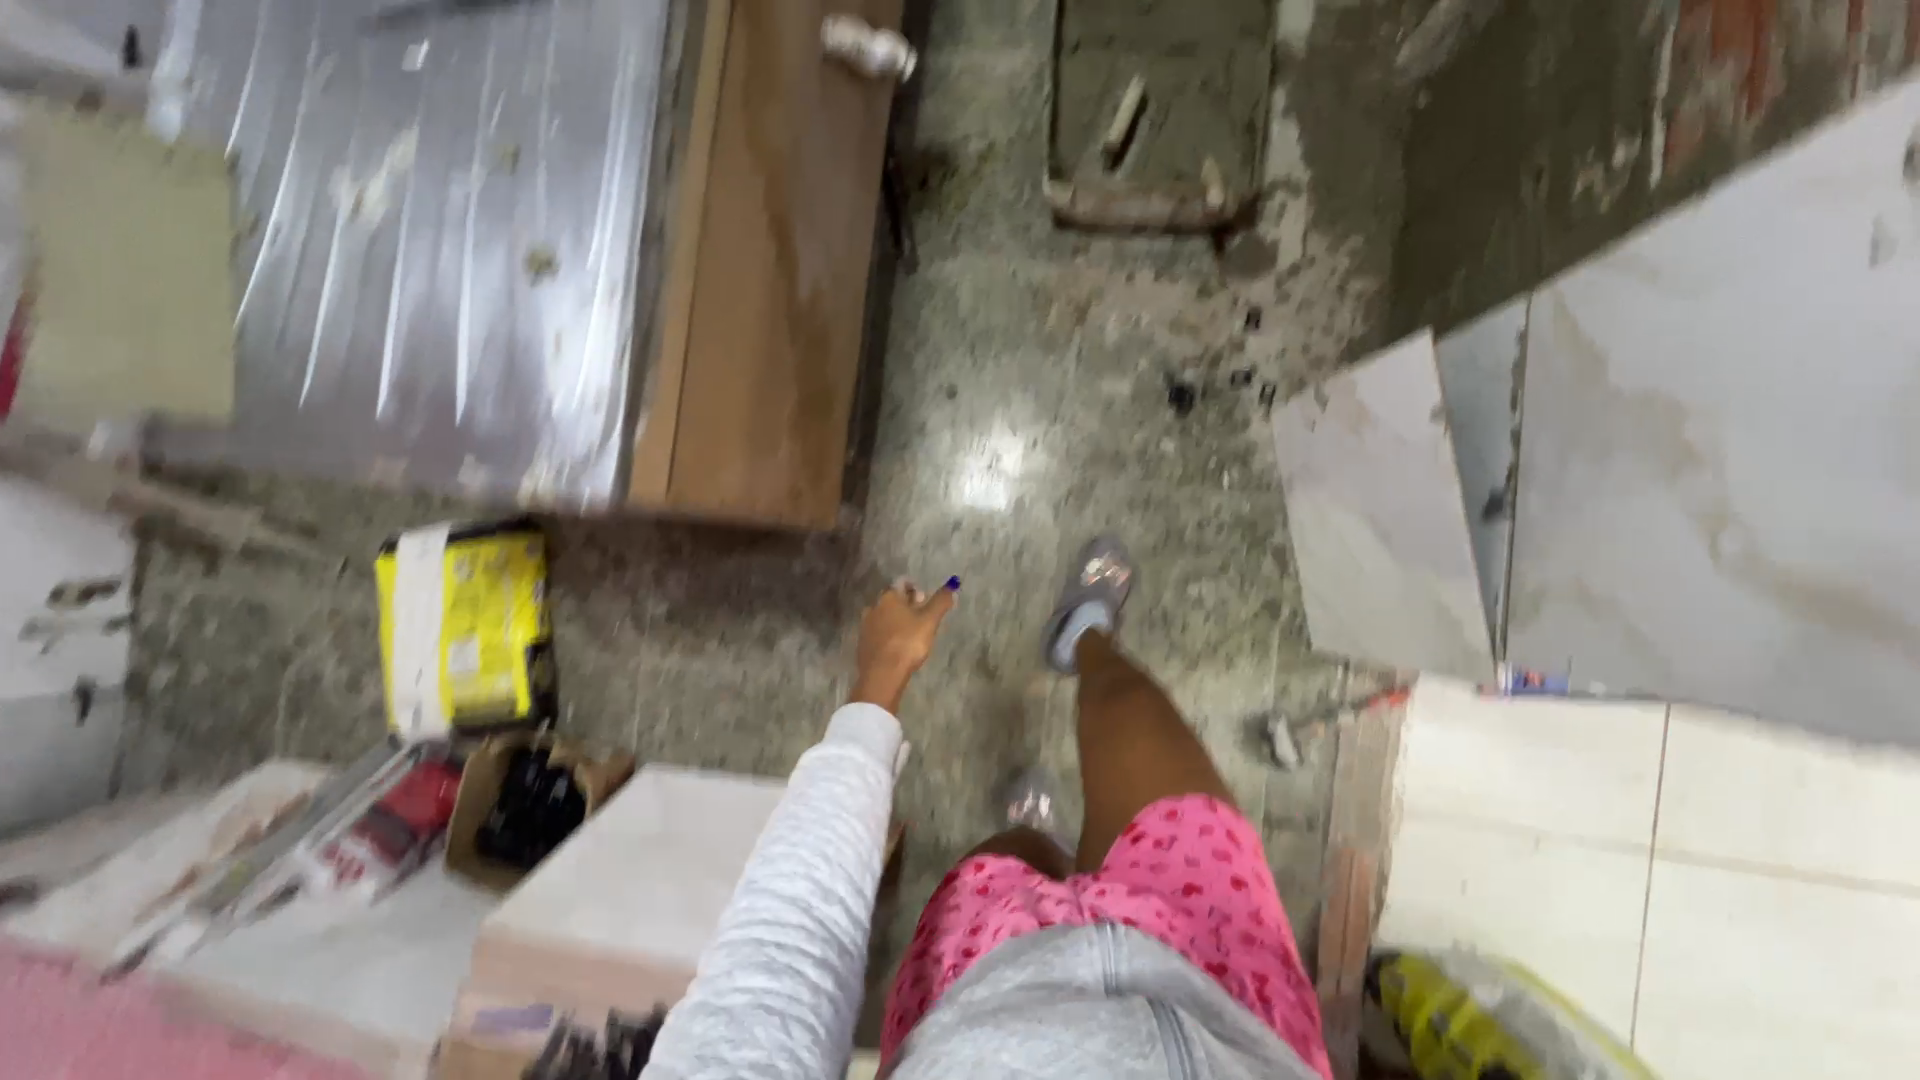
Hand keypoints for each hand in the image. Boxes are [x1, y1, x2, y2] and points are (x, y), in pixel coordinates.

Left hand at [850, 579, 956, 712]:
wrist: (882, 673)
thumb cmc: (908, 642)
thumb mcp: (930, 620)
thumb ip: (941, 601)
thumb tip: (953, 583)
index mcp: (889, 597)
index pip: (903, 584)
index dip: (915, 590)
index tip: (925, 602)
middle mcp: (874, 607)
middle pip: (892, 600)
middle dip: (906, 606)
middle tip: (920, 619)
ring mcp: (866, 626)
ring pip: (884, 617)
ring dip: (896, 621)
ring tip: (909, 634)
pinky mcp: (862, 643)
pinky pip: (878, 633)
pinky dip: (887, 635)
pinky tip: (896, 646)